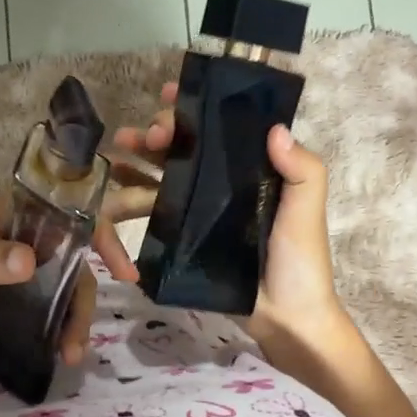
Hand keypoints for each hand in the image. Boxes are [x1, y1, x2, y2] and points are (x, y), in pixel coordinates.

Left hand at [0, 195, 100, 365]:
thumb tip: (28, 260)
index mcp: (15, 216)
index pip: (69, 213)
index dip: (101, 232)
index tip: (123, 268)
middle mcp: (26, 237)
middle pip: (75, 255)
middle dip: (87, 292)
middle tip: (91, 332)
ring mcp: (23, 268)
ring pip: (67, 284)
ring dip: (76, 316)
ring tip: (72, 353)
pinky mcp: (20, 297)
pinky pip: (53, 306)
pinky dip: (63, 325)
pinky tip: (64, 349)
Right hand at [108, 84, 348, 351]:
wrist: (287, 323)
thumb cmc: (300, 262)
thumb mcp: (306, 213)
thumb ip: (303, 172)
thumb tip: (275, 128)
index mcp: (243, 169)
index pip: (211, 128)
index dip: (188, 106)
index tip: (168, 94)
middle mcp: (214, 183)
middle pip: (174, 148)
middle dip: (153, 134)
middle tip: (146, 137)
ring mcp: (193, 211)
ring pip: (151, 177)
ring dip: (130, 164)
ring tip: (116, 157)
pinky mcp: (177, 239)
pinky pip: (144, 217)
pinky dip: (123, 207)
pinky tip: (110, 202)